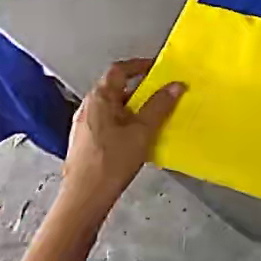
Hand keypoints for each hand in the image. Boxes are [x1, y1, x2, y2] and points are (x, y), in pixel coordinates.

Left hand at [57, 59, 184, 229]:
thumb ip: (160, 105)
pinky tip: (140, 134)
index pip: (118, 70)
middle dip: (142, 88)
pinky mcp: (86, 140)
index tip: (159, 68)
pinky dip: (127, 119)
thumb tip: (175, 85)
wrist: (86, 195)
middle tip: (164, 92)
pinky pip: (109, 120)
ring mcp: (84, 124)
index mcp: (99, 99)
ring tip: (157, 114)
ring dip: (135, 105)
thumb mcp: (143, 130)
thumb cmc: (113, 160)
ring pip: (113, 106)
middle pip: (116, 88)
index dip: (139, 65)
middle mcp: (87, 107)